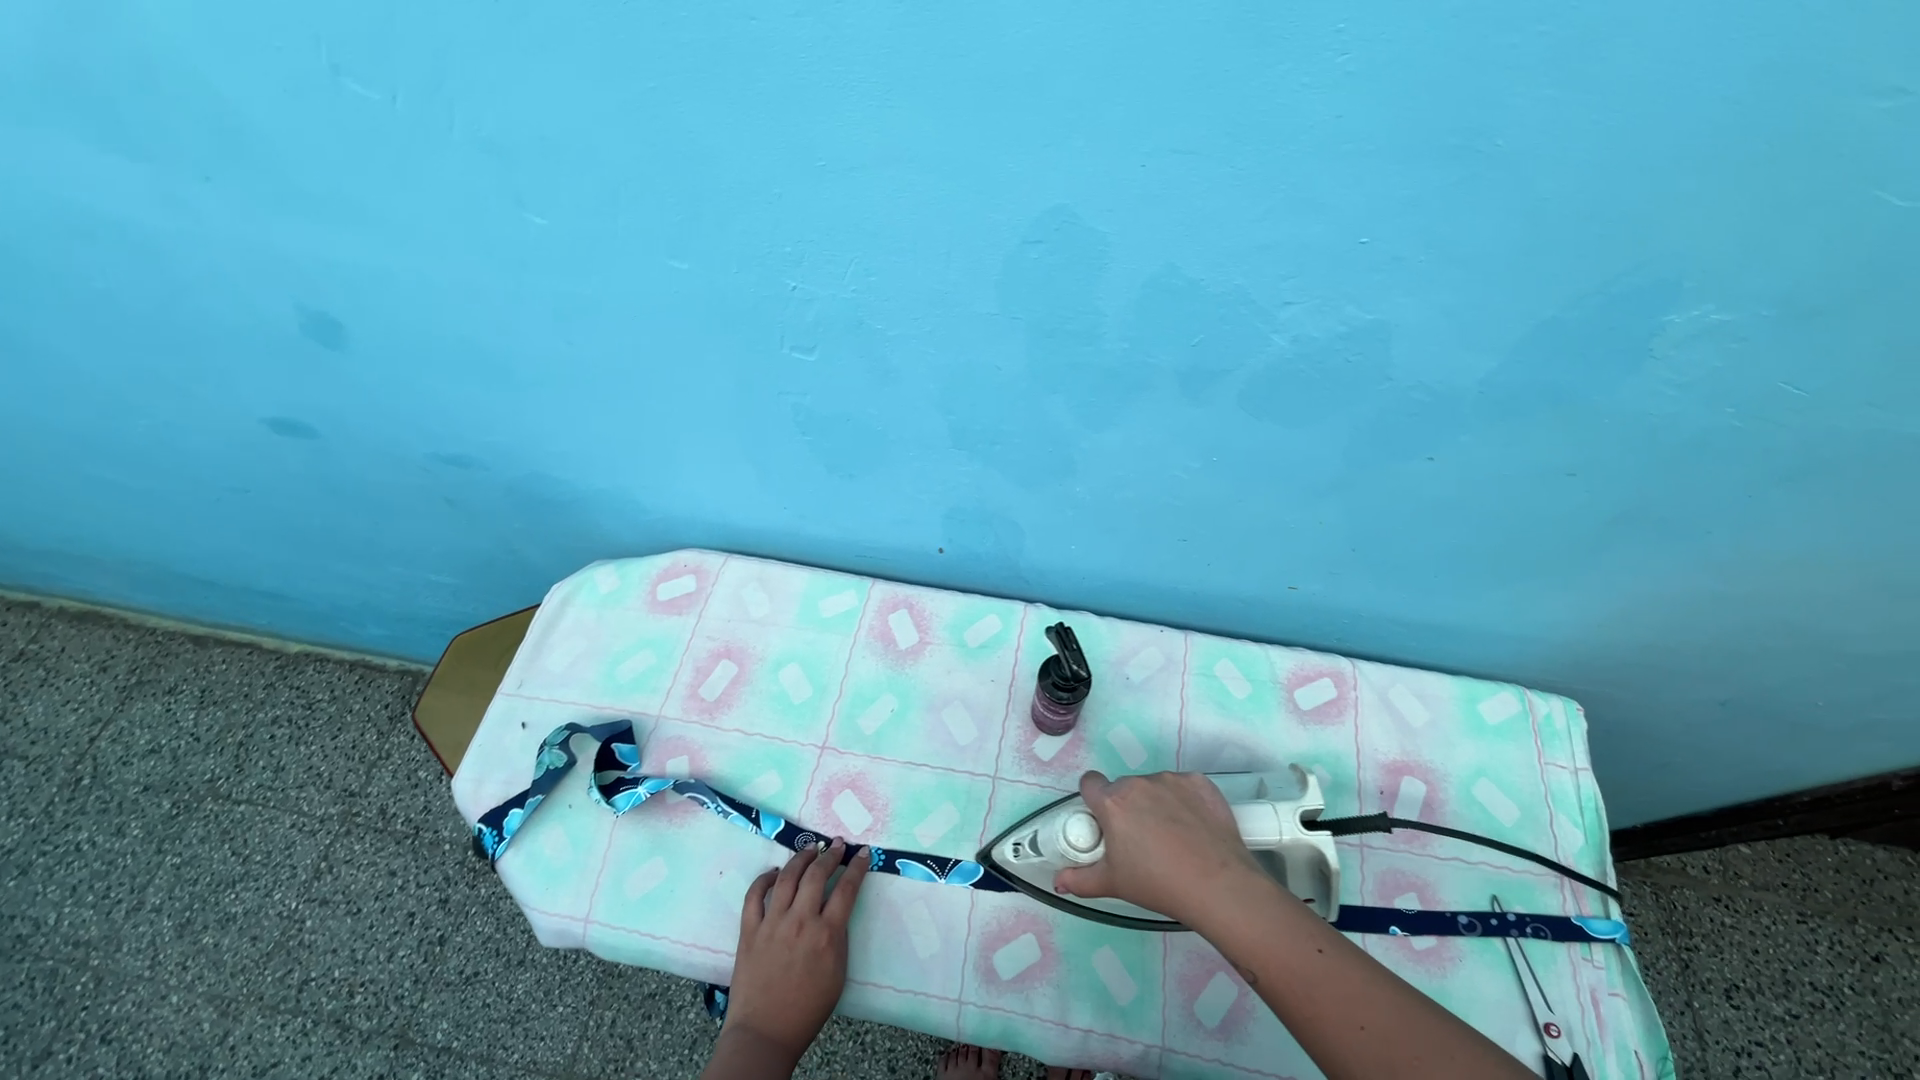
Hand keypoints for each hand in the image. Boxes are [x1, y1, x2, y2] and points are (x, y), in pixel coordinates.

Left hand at [714, 839, 871, 1073]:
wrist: (765, 1031)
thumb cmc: (808, 1009)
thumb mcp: (838, 973)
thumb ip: (839, 938)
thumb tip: (836, 911)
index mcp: (827, 934)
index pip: (847, 889)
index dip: (857, 867)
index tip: (862, 853)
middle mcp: (800, 921)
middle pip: (817, 875)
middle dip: (830, 855)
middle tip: (837, 845)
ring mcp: (772, 923)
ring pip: (787, 877)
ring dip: (801, 858)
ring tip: (810, 849)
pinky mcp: (749, 930)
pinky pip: (755, 895)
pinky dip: (764, 879)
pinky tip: (774, 872)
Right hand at [1053, 771, 1267, 927]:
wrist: (1218, 885)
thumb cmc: (1158, 884)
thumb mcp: (1113, 884)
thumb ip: (1080, 880)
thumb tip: (1059, 882)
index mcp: (1113, 802)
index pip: (1089, 783)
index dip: (1094, 800)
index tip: (1104, 821)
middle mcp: (1139, 784)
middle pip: (1124, 788)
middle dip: (1127, 807)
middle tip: (1139, 839)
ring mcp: (1172, 780)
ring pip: (1154, 786)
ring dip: (1156, 803)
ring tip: (1172, 837)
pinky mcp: (1201, 782)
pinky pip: (1184, 786)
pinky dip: (1184, 801)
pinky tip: (1193, 827)